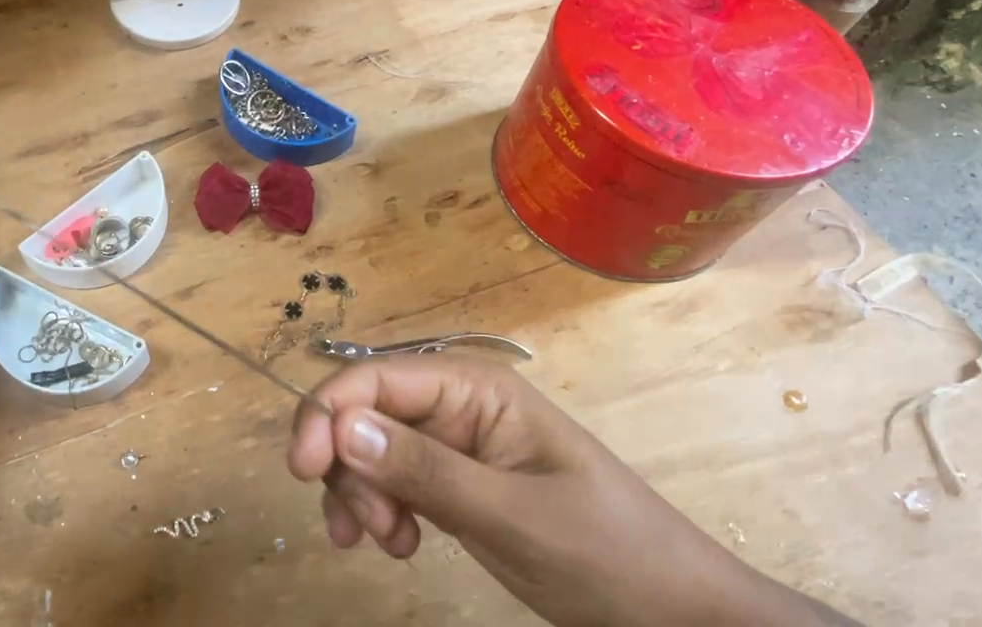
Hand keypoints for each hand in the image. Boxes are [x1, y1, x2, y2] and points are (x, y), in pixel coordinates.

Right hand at [288, 355, 859, 626]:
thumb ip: (425, 470)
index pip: (377, 378)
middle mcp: (457, 406)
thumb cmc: (610, 556)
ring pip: (370, 450)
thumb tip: (339, 427)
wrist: (680, 619)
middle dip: (348, 466)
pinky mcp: (454, 485)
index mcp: (475, 389)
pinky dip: (378, 511)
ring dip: (361, 494)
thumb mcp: (515, 516)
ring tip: (387, 545)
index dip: (329, 412)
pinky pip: (391, 482)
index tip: (301, 470)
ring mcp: (454, 447)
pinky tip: (396, 546)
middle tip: (363, 531)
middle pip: (365, 413)